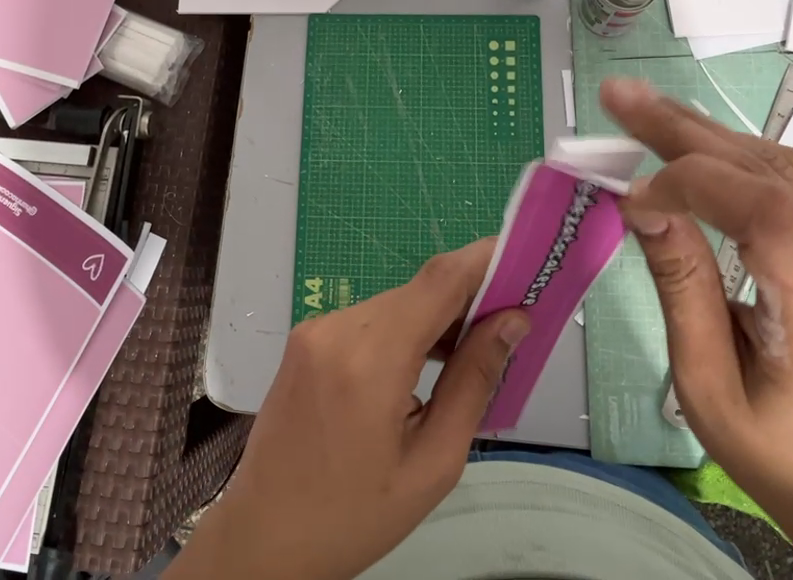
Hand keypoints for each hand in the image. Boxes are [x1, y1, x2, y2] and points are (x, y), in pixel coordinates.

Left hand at [168, 239, 528, 579]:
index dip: (485, 259)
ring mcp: (316, 330)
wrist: (266, 535)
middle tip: (513, 322)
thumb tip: (512, 321)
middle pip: (420, 291)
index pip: (439, 280)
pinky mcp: (306, 339)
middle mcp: (337, 328)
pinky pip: (369, 318)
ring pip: (396, 302)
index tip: (526, 258)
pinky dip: (405, 329)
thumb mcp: (433, 462)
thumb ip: (474, 382)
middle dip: (469, 297)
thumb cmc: (355, 515)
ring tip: (474, 352)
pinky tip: (427, 363)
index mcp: (369, 360)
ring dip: (437, 317)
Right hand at [600, 77, 792, 506]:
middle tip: (618, 97)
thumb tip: (644, 203)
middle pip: (771, 172)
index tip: (631, 196)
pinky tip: (691, 143)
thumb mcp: (704, 383)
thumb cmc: (769, 448)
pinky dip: (731, 154)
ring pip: (781, 166)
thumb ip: (680, 287)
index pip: (768, 214)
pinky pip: (790, 182)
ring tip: (642, 110)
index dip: (695, 183)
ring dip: (706, 133)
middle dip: (686, 131)